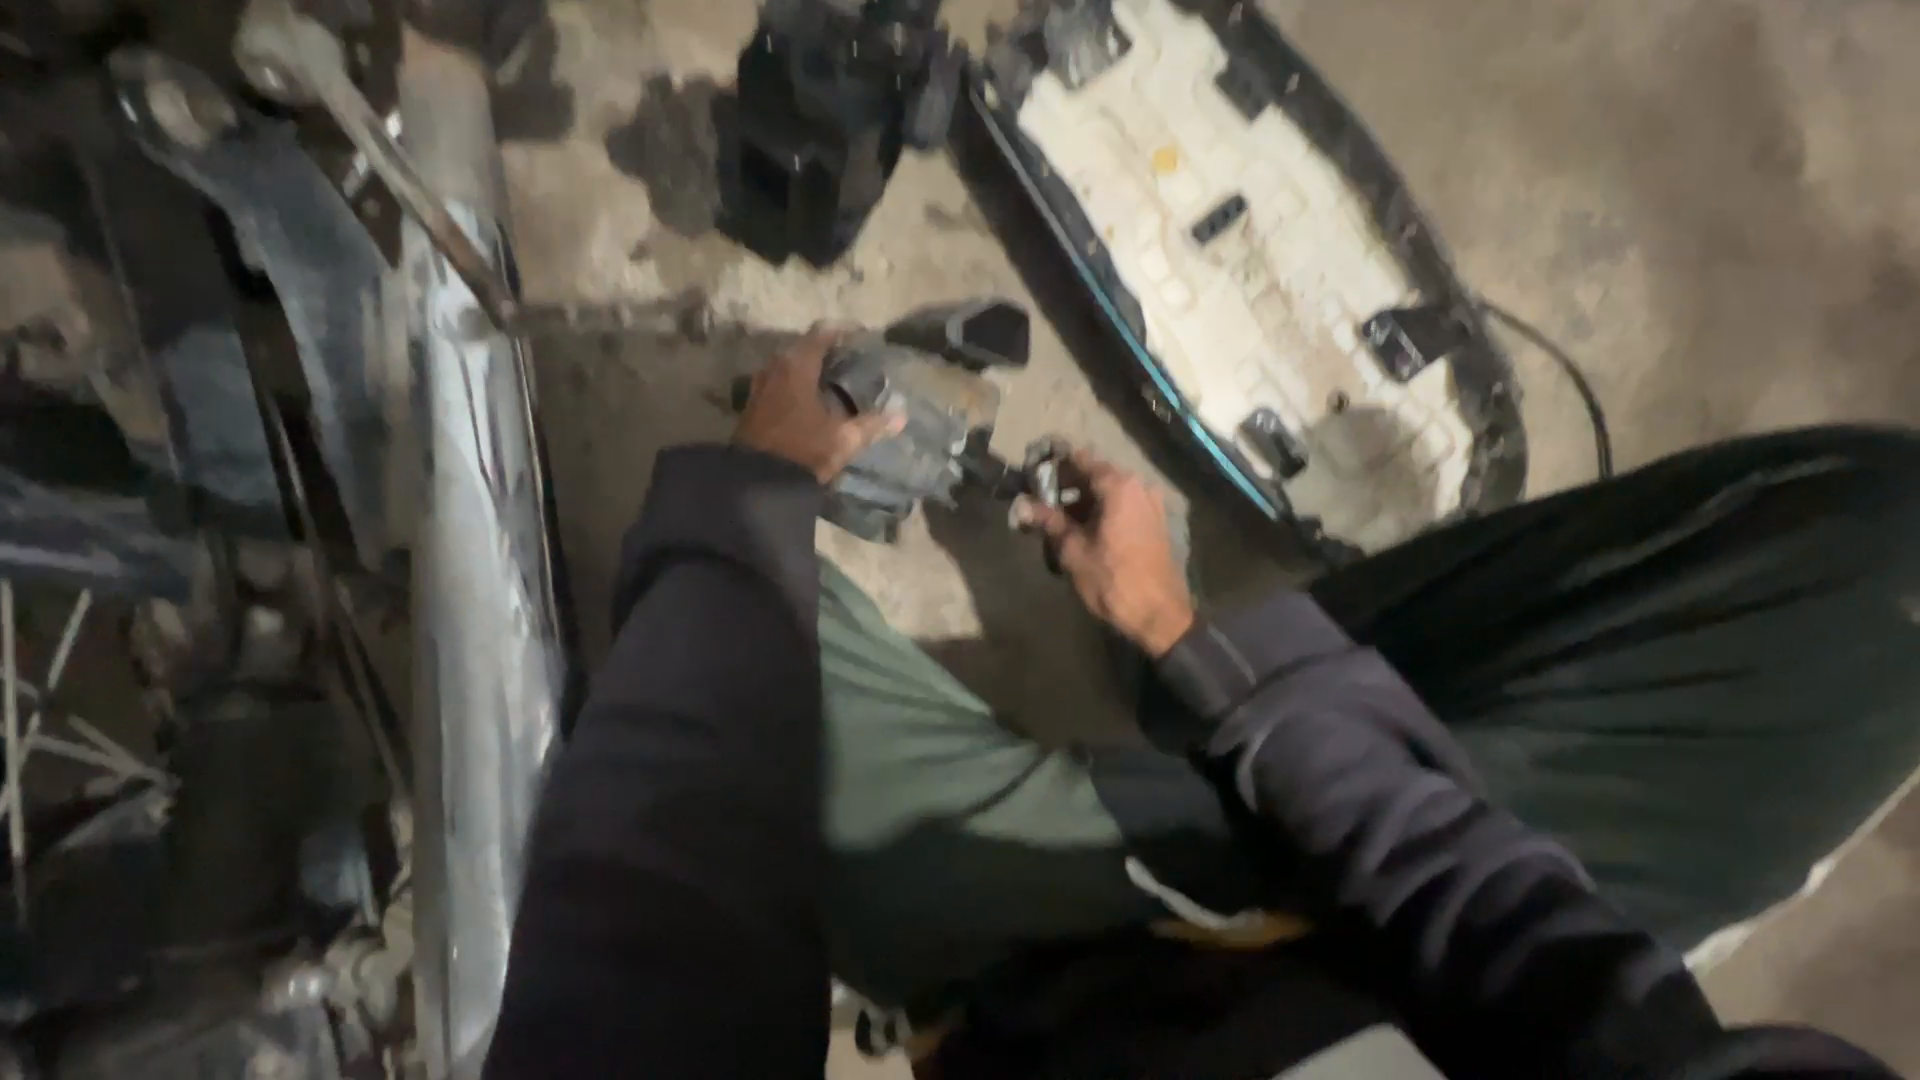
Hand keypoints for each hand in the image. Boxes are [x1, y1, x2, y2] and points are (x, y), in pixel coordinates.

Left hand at [733, 329, 899, 482]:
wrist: (758, 481)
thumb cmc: (804, 450)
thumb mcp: (844, 440)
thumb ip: (873, 425)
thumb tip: (902, 415)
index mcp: (798, 365)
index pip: (822, 333)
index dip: (843, 331)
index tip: (861, 337)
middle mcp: (776, 367)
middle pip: (804, 346)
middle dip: (826, 350)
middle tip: (850, 360)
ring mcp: (760, 384)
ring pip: (788, 363)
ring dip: (808, 366)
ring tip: (831, 379)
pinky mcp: (753, 403)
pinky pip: (778, 380)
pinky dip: (795, 382)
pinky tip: (809, 398)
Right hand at [1015, 449, 1195, 656]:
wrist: (1159, 615)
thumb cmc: (1113, 580)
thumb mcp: (1074, 551)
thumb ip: (1049, 522)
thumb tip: (1022, 505)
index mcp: (1119, 485)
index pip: (1079, 460)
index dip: (1053, 465)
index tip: (1031, 475)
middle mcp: (1138, 486)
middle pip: (1094, 475)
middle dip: (1065, 486)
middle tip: (1038, 503)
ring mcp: (1150, 504)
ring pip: (1108, 492)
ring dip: (1082, 502)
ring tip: (1056, 522)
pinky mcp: (1154, 522)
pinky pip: (1122, 506)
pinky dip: (1101, 512)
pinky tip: (1081, 532)